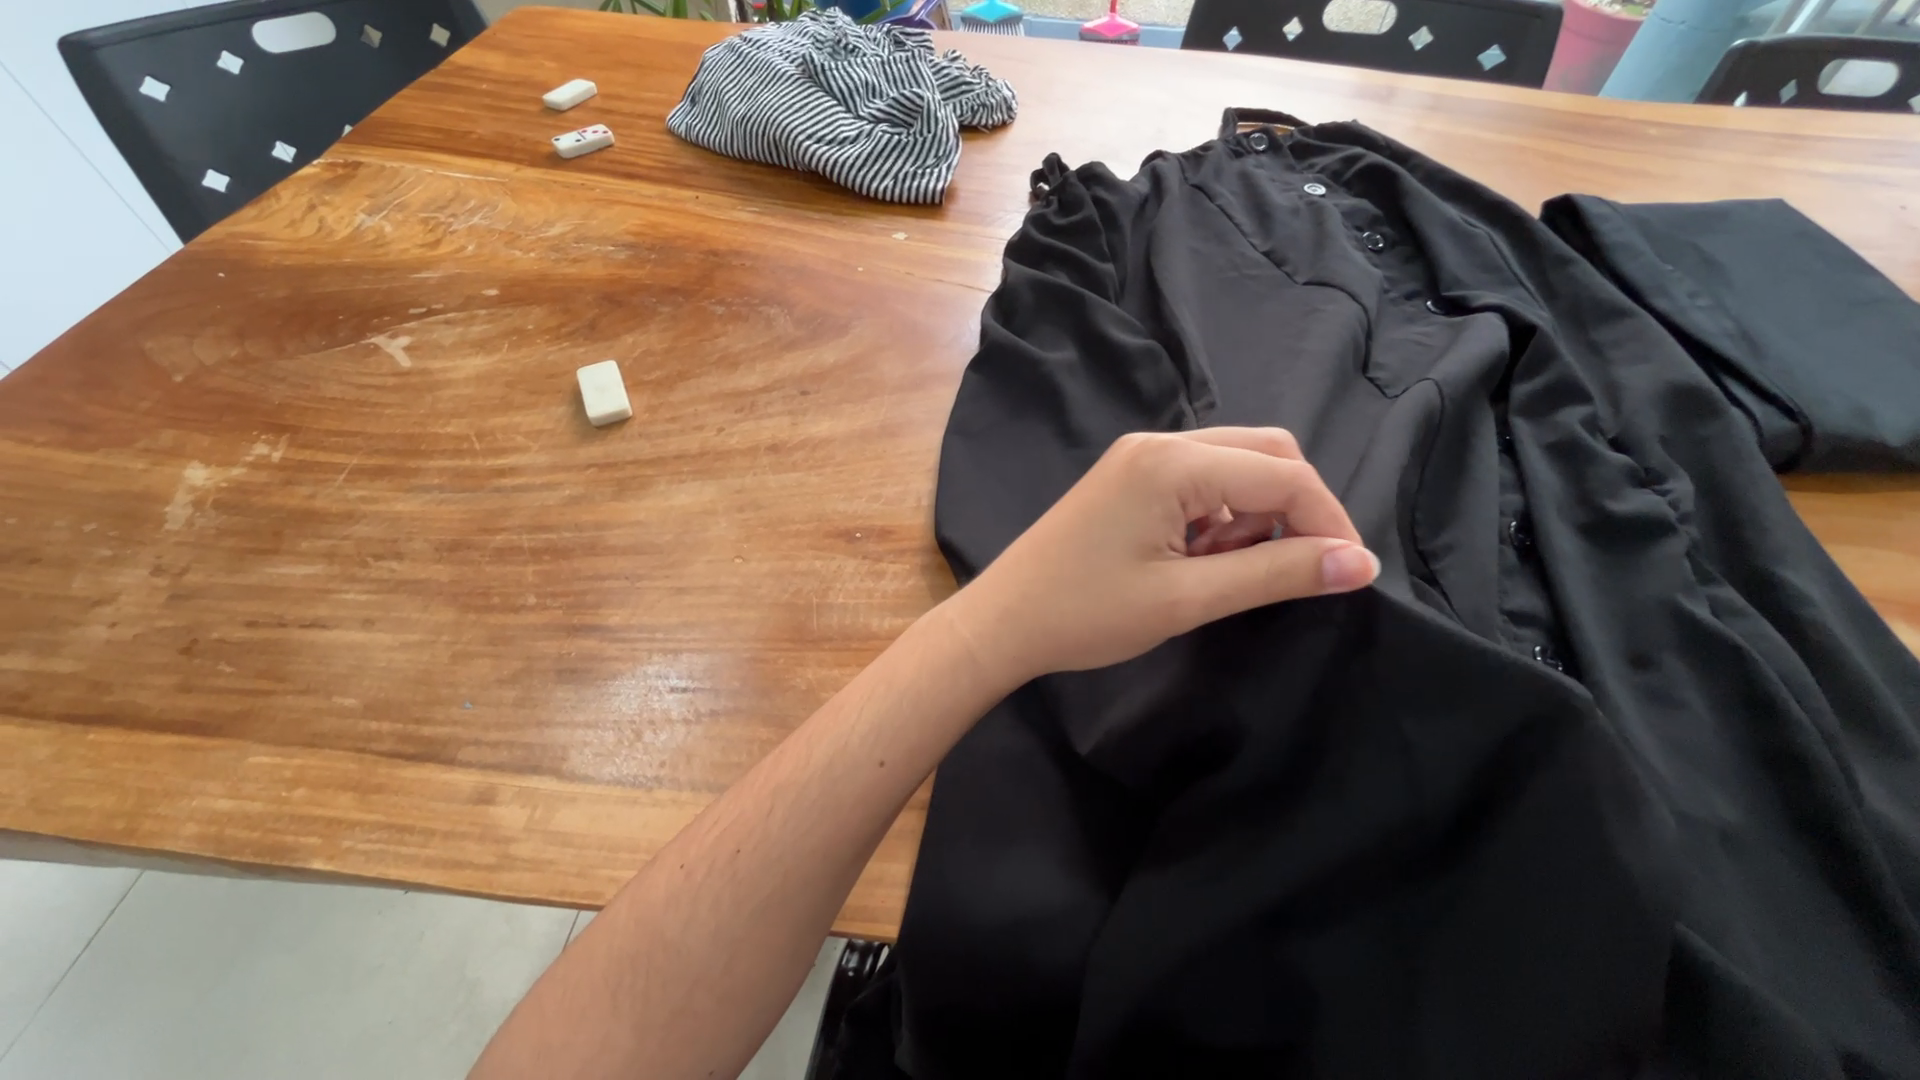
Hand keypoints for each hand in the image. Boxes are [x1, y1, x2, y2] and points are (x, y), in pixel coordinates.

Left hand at [943, 427, 1378, 685]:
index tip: (1348, 575)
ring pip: (1233, 467)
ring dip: (1253, 515)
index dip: (1328, 522)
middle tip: (1289, 570)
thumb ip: (1275, 574)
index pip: (1284, 476)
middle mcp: (1159, 443)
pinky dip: (1219, 516)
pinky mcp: (1127, 479)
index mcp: (1173, 462)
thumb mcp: (1188, 599)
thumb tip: (1358, 564)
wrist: (1002, 622)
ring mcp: (1138, 457)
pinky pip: (1199, 482)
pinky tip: (1199, 561)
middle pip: (1264, 454)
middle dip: (1294, 509)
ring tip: (1225, 573)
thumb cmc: (1087, 614)